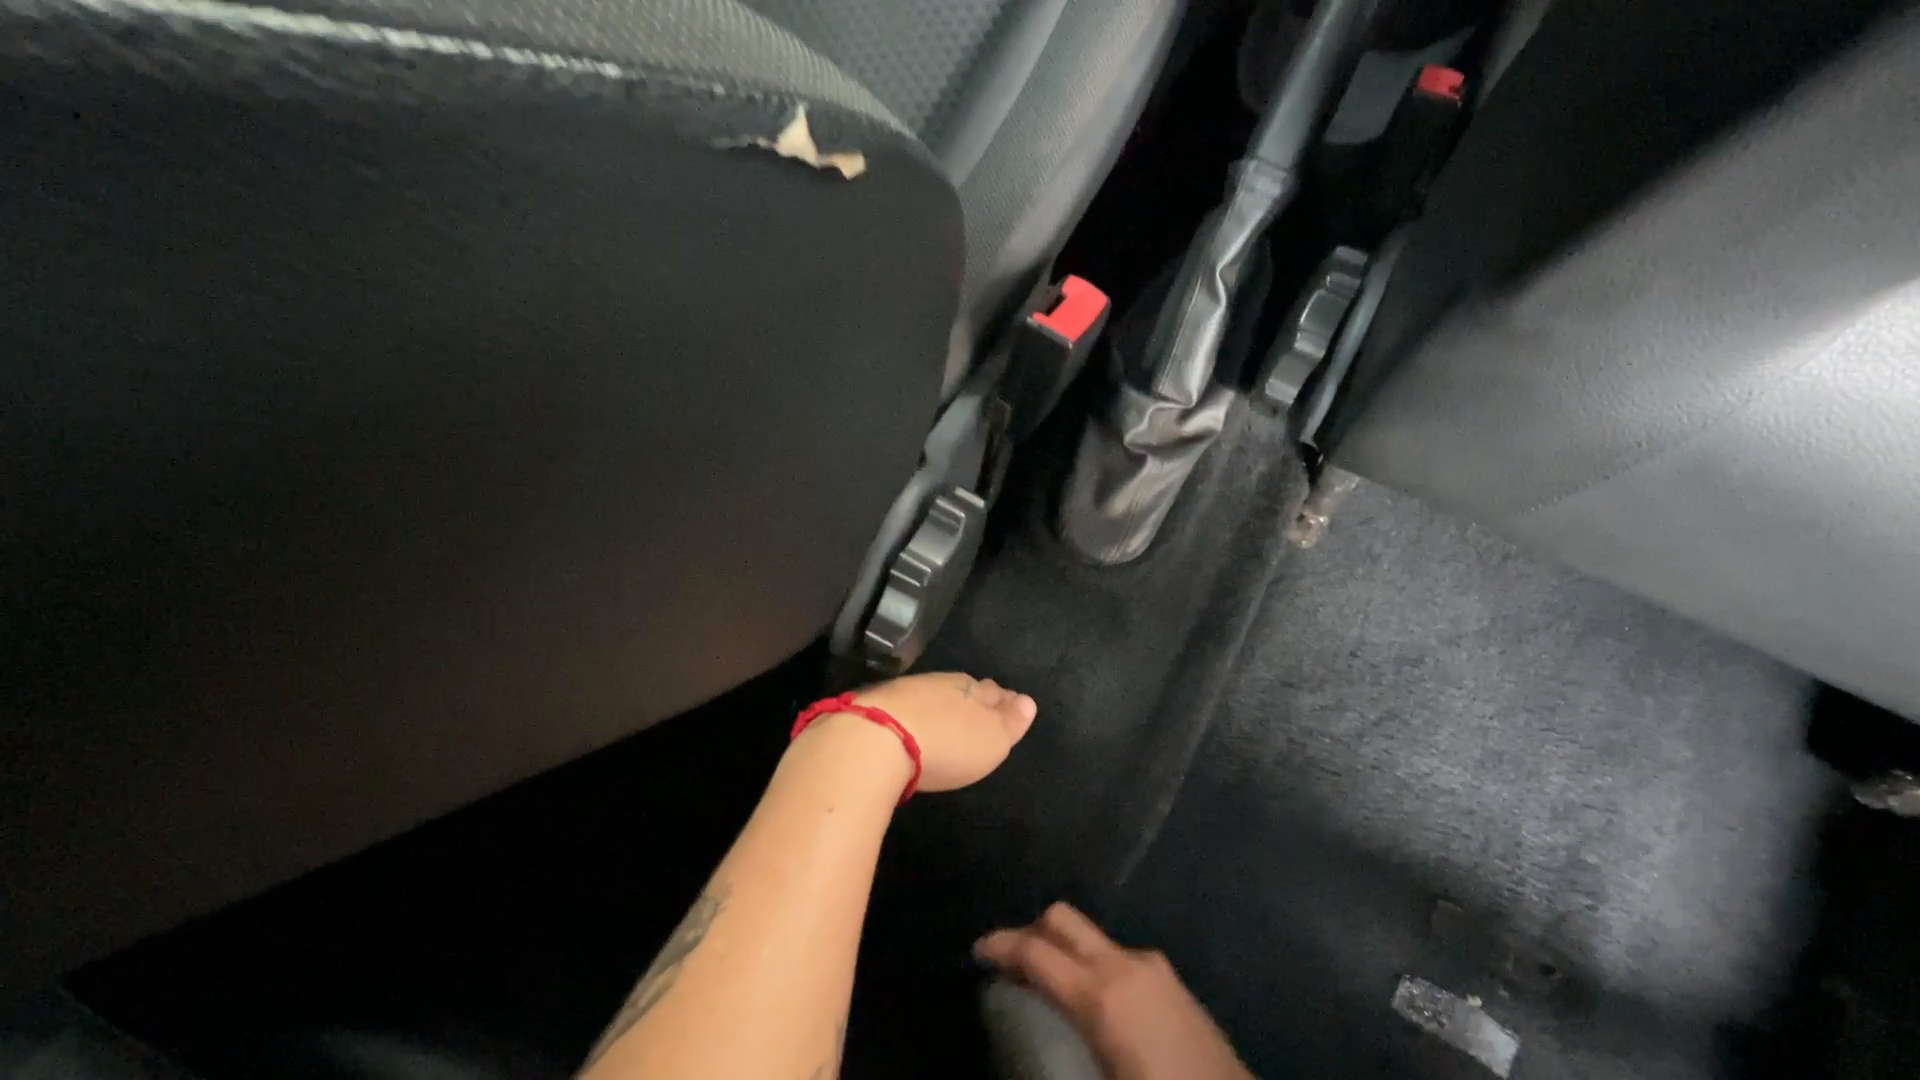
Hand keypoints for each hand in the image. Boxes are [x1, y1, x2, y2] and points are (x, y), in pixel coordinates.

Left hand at [847, 672, 1037, 792]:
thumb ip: (1010, 721)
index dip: (1003, 701)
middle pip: (962, 690)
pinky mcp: (873, 708)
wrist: (876, 740)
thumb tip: (1027, 701)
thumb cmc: (946, 743)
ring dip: (939, 706)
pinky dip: (911, 715)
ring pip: (930, 695)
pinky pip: (903, 708)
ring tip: (945, 719)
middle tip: (978, 711)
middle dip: (971, 699)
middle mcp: (938, 683)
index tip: (1009, 706)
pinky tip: (910, 725)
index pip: (994, 692)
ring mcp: (903, 692)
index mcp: (971, 688)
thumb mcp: (991, 738)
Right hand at [975, 903, 1252, 1079]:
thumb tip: (1018, 1038)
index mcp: (1101, 993)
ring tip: (1043, 984)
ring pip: (1092, 937)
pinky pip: (1117, 957)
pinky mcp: (1173, 982)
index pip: (1036, 951)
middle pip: (1063, 920)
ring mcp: (1154, 968)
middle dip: (1029, 931)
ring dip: (1062, 948)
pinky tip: (1088, 1001)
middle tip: (1006, 960)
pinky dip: (1089, 963)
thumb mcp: (1097, 1079)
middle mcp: (1125, 965)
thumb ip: (1052, 1052)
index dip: (999, 946)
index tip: (976, 952)